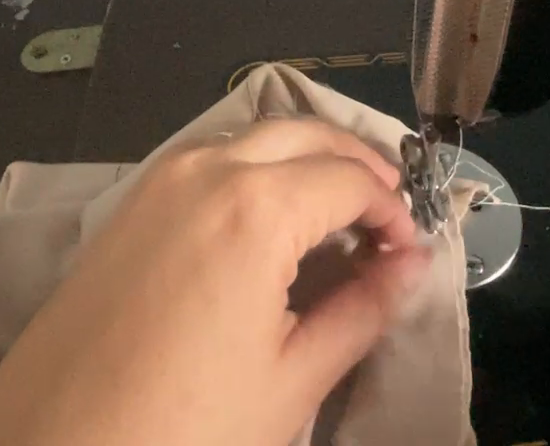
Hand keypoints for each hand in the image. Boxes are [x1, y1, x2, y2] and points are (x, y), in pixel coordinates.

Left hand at [0, 119, 430, 445]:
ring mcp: (165, 173)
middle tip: (387, 213)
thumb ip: (363, 308)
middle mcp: (211, 165)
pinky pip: (217, 152)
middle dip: (358, 162)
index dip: (392, 211)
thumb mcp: (291, 379)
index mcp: (257, 205)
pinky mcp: (136, 194)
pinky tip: (273, 211)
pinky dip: (261, 162)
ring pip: (261, 133)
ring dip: (309, 155)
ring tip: (338, 208)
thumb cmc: (181, 429)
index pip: (351, 180)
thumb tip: (413, 264)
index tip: (409, 251)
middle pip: (308, 132)